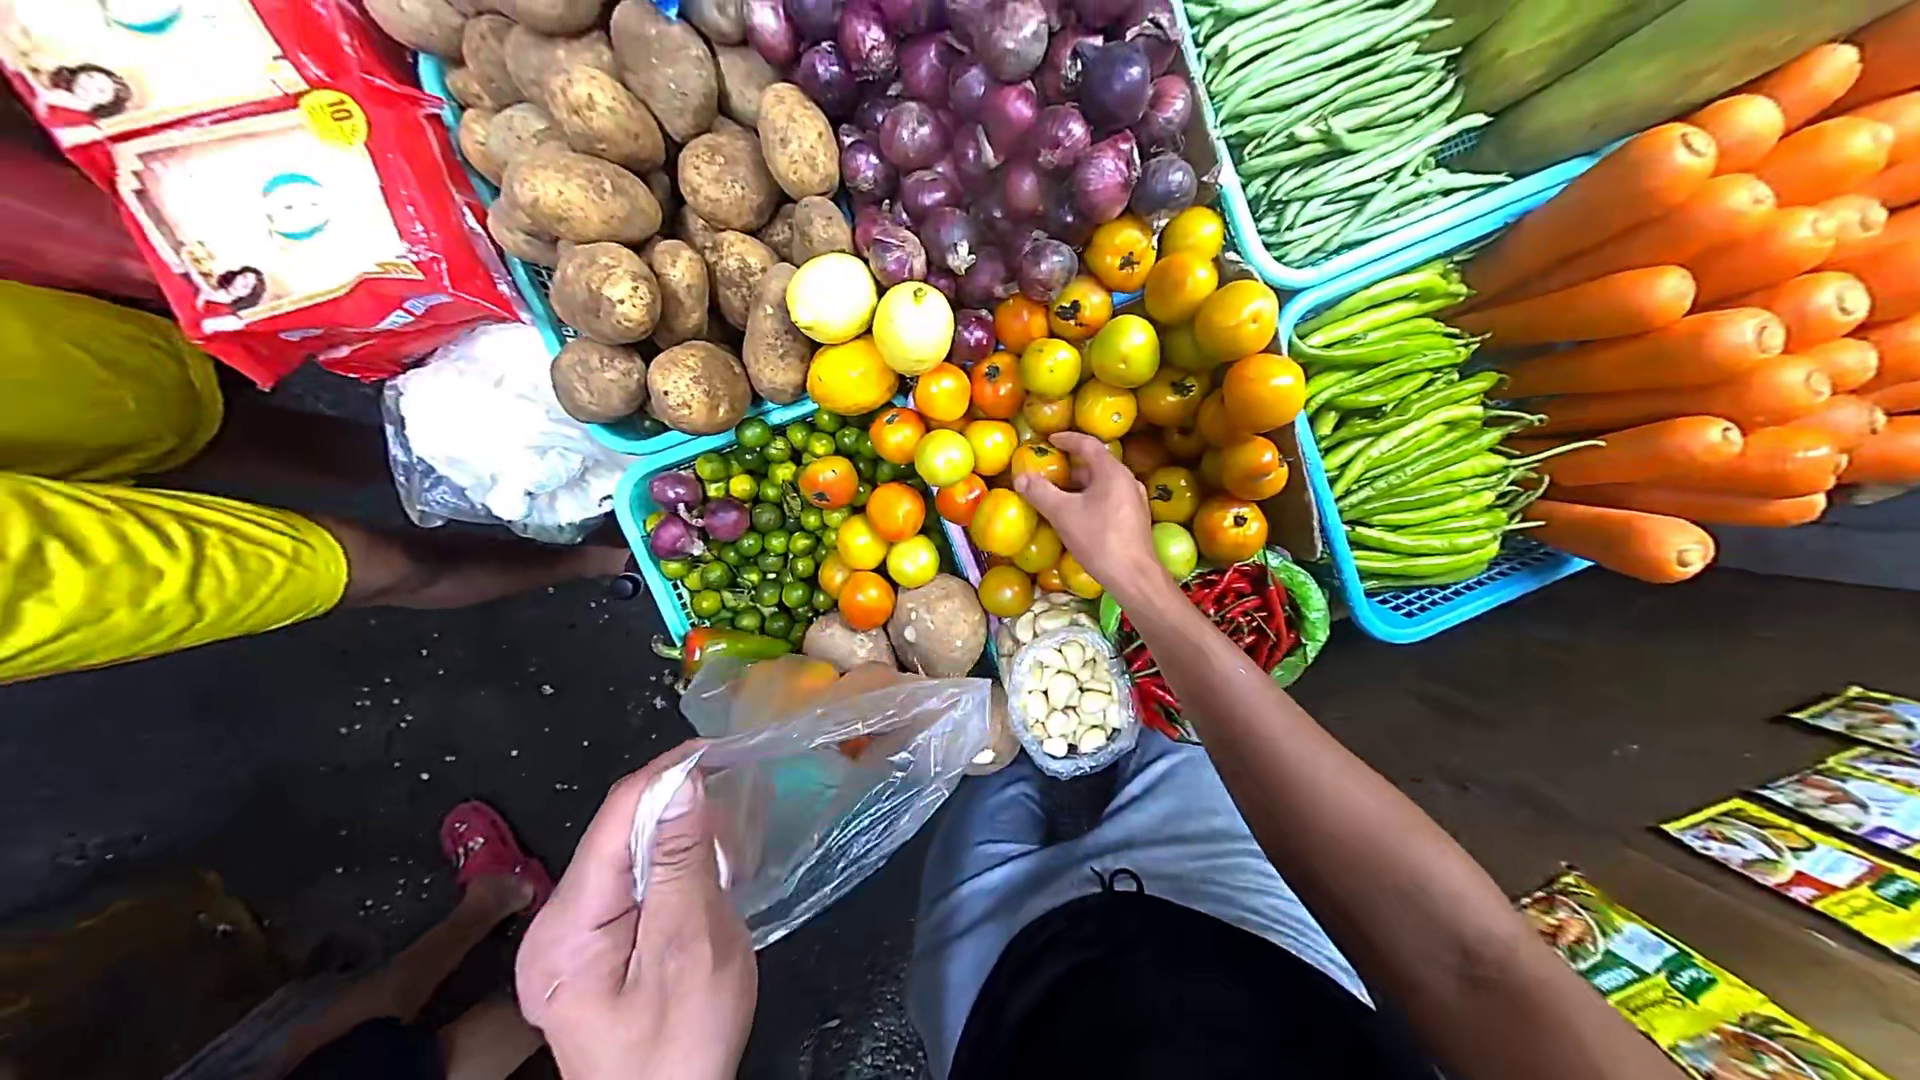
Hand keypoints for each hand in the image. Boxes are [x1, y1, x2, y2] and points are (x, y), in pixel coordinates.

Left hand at [516, 742, 755, 1079]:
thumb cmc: (682, 1043)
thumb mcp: (691, 948)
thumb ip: (682, 861)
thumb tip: (684, 782)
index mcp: (567, 927)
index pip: (614, 817)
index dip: (665, 775)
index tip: (717, 752)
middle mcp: (555, 922)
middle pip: (616, 831)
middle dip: (675, 804)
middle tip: (731, 795)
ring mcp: (571, 934)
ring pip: (627, 850)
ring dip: (677, 832)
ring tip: (724, 829)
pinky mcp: (594, 941)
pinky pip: (632, 877)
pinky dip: (672, 860)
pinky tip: (702, 865)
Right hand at [1012, 431, 1170, 606]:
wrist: (1133, 576)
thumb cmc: (1099, 539)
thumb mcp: (1063, 514)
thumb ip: (1040, 493)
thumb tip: (1021, 478)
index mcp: (1112, 472)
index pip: (1088, 445)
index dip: (1068, 439)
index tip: (1051, 440)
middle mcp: (1127, 481)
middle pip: (1096, 465)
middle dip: (1071, 467)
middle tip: (1049, 471)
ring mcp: (1134, 501)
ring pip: (1102, 484)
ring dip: (1080, 486)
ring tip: (1058, 495)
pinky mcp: (1135, 520)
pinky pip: (1109, 500)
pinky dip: (1090, 500)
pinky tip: (1077, 516)